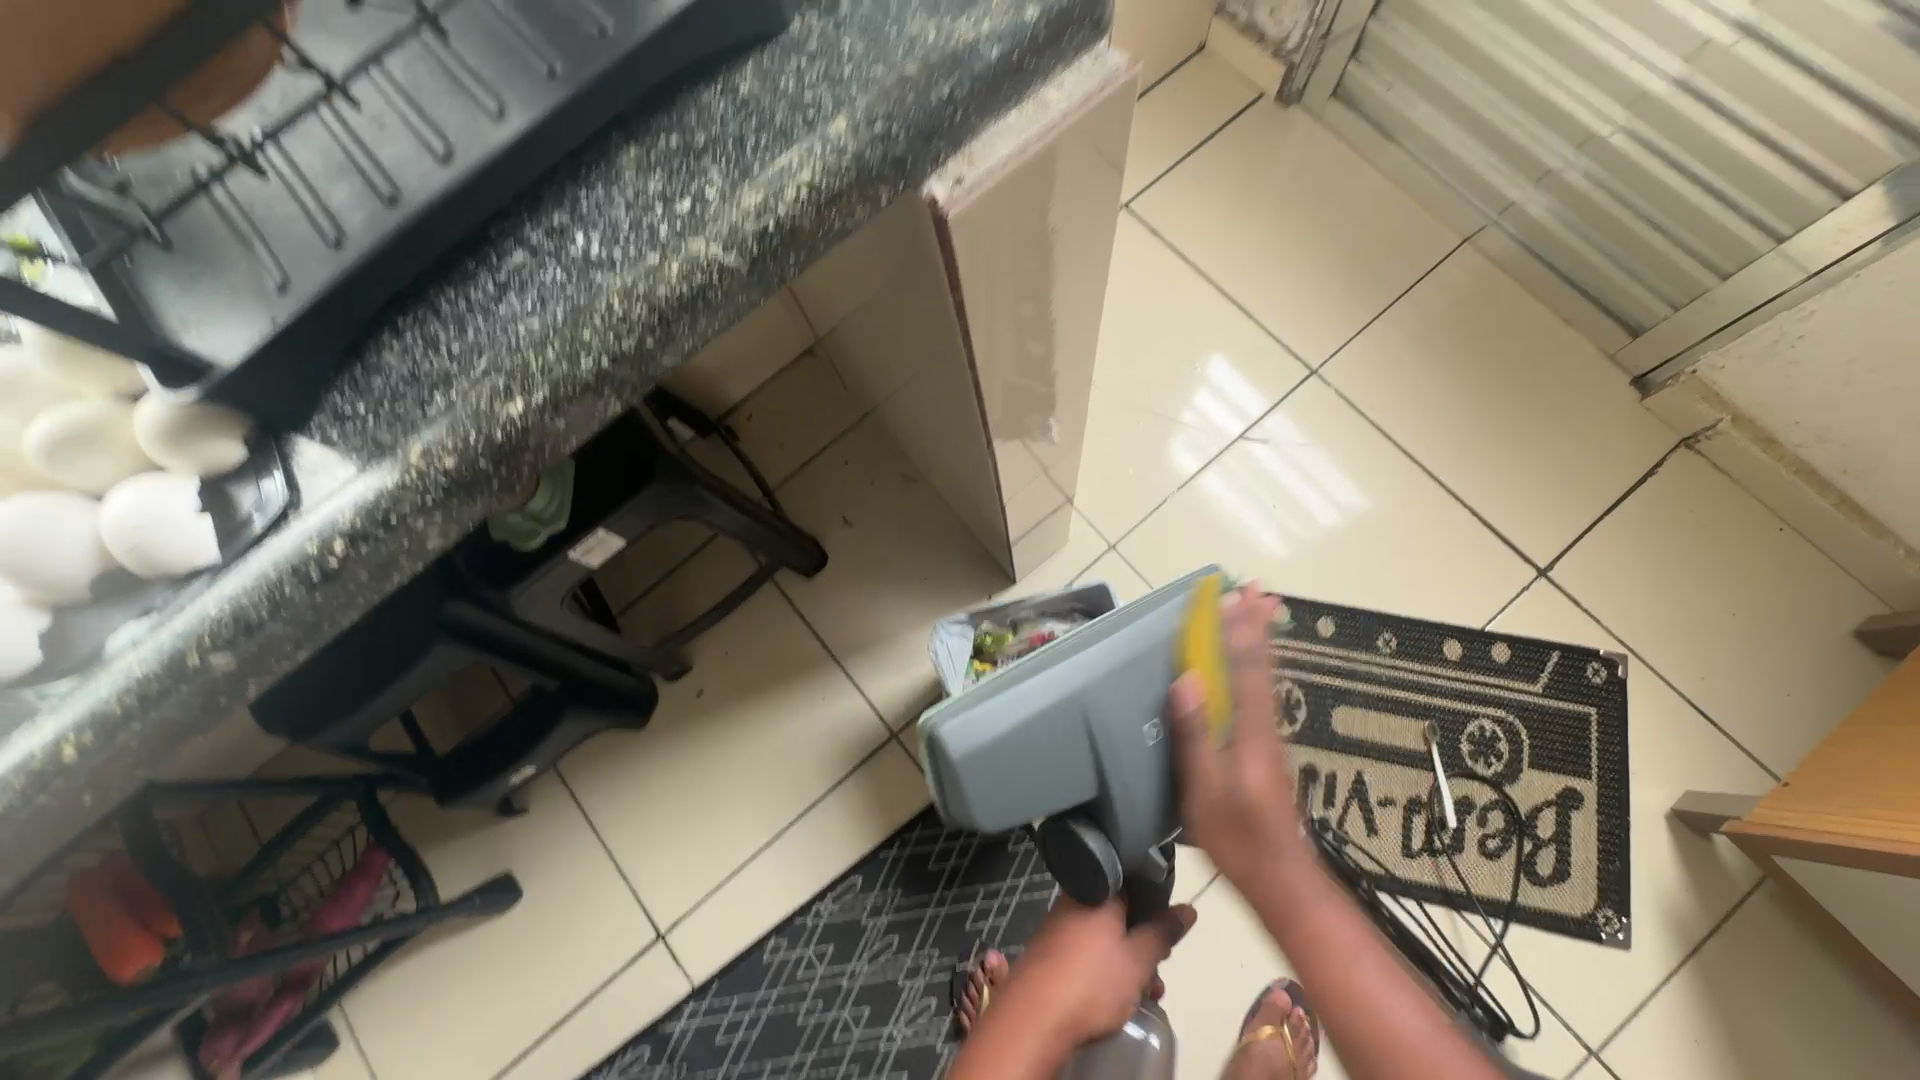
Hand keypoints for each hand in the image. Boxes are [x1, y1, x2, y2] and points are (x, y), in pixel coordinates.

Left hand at [993, 896, 1195, 1049]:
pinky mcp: (1049, 952)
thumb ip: (1163, 932)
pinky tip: (1116, 997)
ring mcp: (1058, 926)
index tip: (1169, 932)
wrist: (1033, 1017)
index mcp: (1097, 891)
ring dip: (1128, 963)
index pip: (1134, 883)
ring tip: (1145, 995)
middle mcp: (1075, 901)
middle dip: (1144, 944)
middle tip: (1157, 973)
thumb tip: (1188, 909)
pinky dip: (1105, 970)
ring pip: (1104, 938)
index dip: (1157, 907)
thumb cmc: (1091, 981)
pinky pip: (1086, 952)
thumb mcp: (1138, 959)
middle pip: (1120, 914)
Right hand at [1170, 586, 1312, 891]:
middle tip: (1259, 588)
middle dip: (1257, 625)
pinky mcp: (1268, 751)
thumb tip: (1186, 680)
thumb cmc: (1237, 836)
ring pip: (1265, 678)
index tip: (1234, 595)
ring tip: (1263, 611)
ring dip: (1262, 641)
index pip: (1241, 668)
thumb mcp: (1205, 789)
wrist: (1281, 877)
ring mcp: (1270, 739)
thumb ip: (1196, 735)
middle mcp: (1265, 726)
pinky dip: (1258, 667)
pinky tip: (1254, 666)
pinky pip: (1262, 694)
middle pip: (1260, 665)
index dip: (1237, 630)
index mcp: (1248, 731)